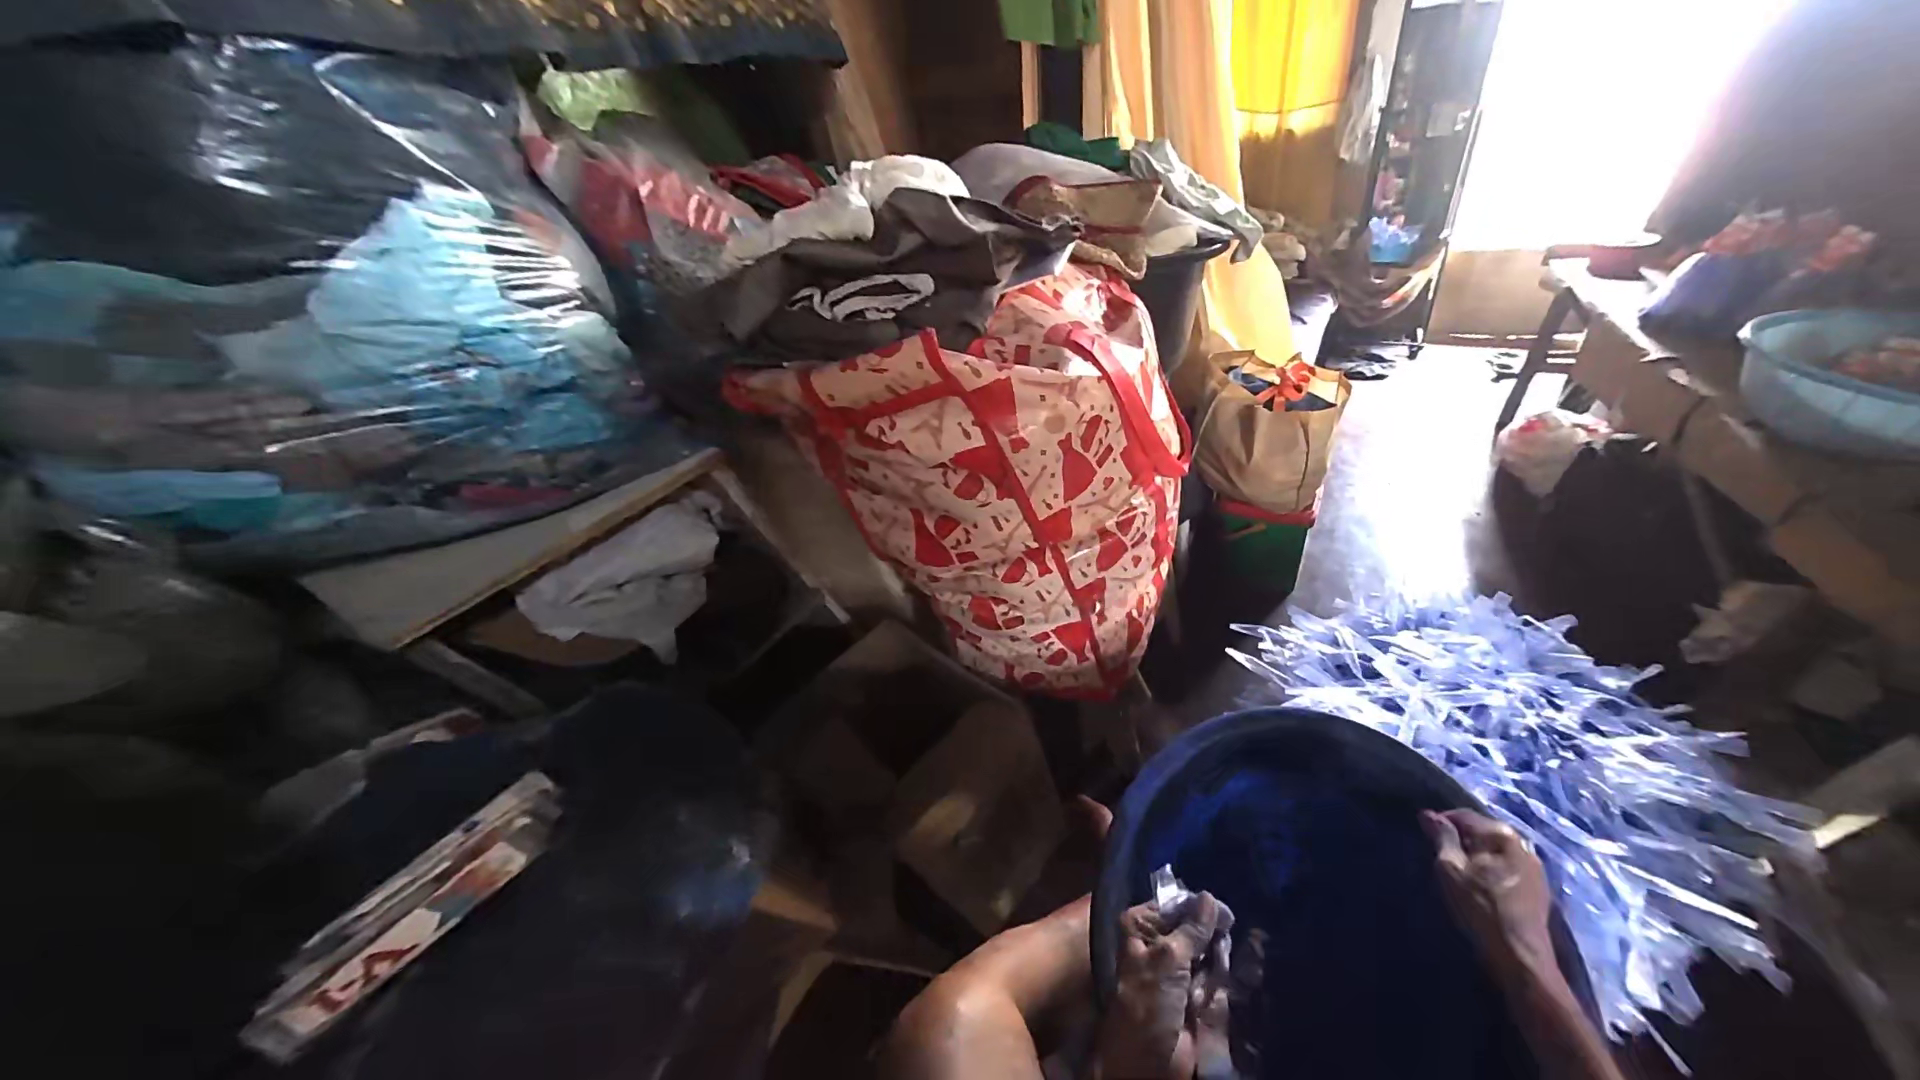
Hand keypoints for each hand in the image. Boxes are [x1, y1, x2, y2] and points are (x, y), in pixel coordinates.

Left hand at [1095, 891, 1233, 1078]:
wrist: (1148, 1061)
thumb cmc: (1149, 1002)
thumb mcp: (1169, 959)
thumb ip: (1192, 929)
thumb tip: (1210, 898)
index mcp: (1141, 925)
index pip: (1175, 905)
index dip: (1200, 908)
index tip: (1225, 914)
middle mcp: (1159, 942)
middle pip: (1197, 928)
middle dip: (1210, 943)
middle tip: (1213, 956)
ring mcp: (1178, 969)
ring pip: (1209, 954)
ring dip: (1211, 971)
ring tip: (1198, 992)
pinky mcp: (1195, 993)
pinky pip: (1214, 979)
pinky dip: (1214, 988)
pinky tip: (1203, 1003)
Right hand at [1421, 809, 1554, 973]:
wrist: (1520, 957)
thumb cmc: (1480, 908)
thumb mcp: (1450, 868)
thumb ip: (1441, 837)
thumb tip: (1428, 813)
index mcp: (1503, 836)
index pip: (1463, 815)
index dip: (1440, 823)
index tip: (1427, 840)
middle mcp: (1524, 845)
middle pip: (1481, 830)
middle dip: (1460, 839)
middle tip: (1442, 857)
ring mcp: (1536, 867)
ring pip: (1495, 849)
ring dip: (1476, 854)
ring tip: (1460, 871)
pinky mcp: (1539, 887)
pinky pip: (1507, 865)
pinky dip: (1491, 867)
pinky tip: (1481, 884)